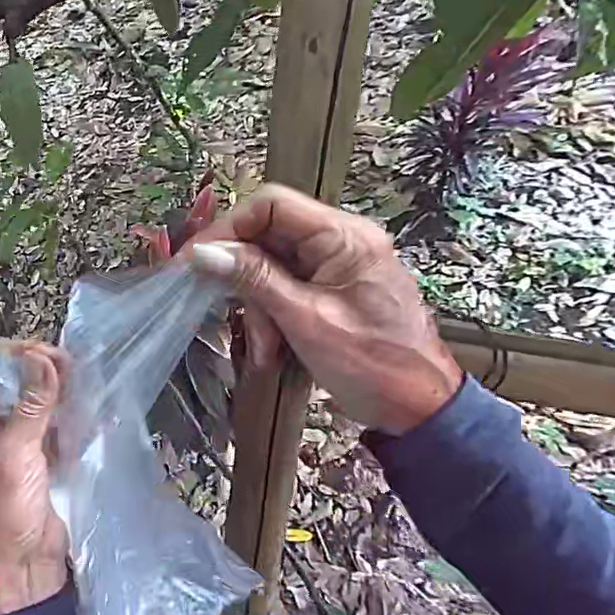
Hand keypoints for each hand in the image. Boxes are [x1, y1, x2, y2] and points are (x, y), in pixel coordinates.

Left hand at [0, 340, 72, 614]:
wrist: (22, 562)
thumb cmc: (4, 510)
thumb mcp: (14, 453)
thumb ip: (31, 405)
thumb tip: (42, 358)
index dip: (24, 353)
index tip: (52, 358)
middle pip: (25, 373)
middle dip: (49, 366)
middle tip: (75, 370)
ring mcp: (26, 432)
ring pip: (48, 393)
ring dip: (67, 386)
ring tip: (88, 385)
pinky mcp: (50, 448)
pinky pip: (65, 417)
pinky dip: (79, 409)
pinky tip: (94, 406)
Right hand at [185, 184, 462, 434]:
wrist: (418, 410)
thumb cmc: (374, 365)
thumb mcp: (307, 321)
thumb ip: (255, 280)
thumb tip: (204, 253)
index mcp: (344, 236)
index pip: (272, 205)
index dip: (228, 228)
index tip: (196, 261)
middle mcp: (340, 240)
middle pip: (268, 238)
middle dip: (245, 281)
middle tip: (231, 316)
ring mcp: (336, 265)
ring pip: (271, 268)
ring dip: (258, 308)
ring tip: (266, 350)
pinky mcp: (330, 289)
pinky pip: (285, 289)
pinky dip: (272, 317)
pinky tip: (274, 350)